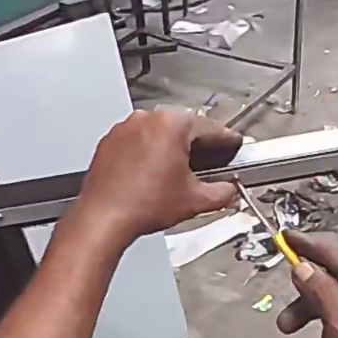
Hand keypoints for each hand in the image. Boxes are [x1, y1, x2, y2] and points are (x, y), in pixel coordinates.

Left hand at [70, 109, 242, 246]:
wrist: (104, 218)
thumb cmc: (141, 205)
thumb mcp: (196, 200)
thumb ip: (223, 192)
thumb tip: (229, 190)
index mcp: (171, 125)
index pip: (210, 128)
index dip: (226, 140)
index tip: (233, 144)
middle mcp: (146, 119)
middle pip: (183, 128)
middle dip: (197, 146)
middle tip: (207, 166)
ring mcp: (125, 129)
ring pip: (159, 134)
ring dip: (170, 150)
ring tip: (175, 178)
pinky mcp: (110, 142)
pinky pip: (137, 142)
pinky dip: (148, 155)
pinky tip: (152, 178)